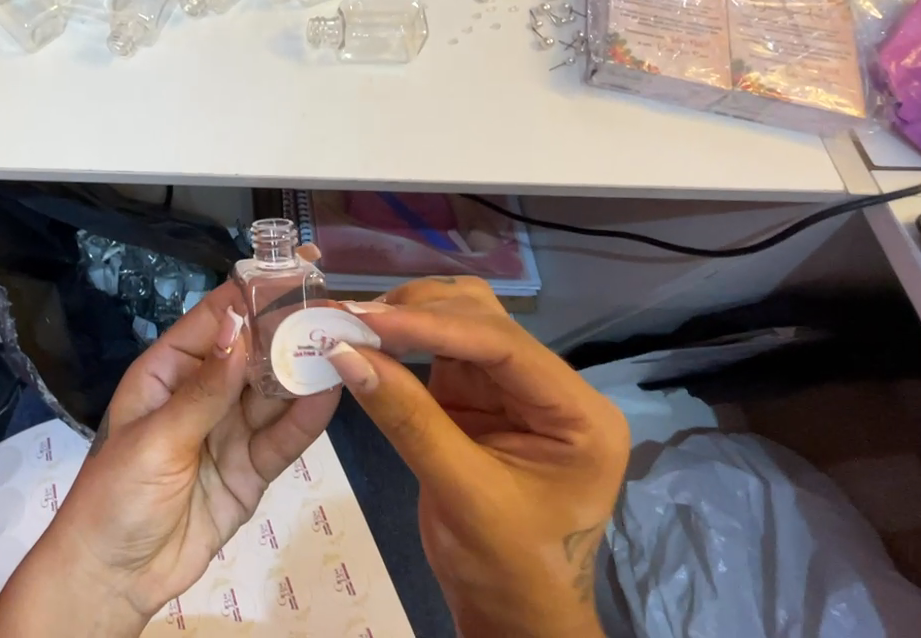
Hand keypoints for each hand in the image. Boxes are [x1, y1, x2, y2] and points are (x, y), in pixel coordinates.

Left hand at [0, 274, 340, 636]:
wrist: (115, 574)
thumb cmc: (118, 492)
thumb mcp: (157, 436)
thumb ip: (205, 389)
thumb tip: (239, 325)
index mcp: (167, 370)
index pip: (214, 321)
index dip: (250, 295)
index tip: (292, 270)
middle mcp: (202, 392)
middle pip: (251, 354)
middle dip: (288, 332)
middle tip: (336, 309)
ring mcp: (228, 432)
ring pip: (272, 393)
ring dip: (304, 370)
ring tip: (345, 344)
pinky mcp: (250, 470)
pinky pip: (281, 439)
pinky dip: (306, 419)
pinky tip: (332, 394)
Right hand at [328, 276, 628, 637]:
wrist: (511, 611)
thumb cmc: (506, 566)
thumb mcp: (460, 493)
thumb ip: (406, 418)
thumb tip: (344, 352)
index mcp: (577, 413)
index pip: (502, 344)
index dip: (432, 324)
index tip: (367, 320)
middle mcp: (549, 387)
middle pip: (482, 317)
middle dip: (416, 312)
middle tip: (350, 317)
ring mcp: (509, 387)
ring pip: (457, 319)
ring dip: (405, 315)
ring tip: (352, 323)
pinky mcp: (474, 393)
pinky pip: (435, 345)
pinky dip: (399, 337)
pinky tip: (365, 338)